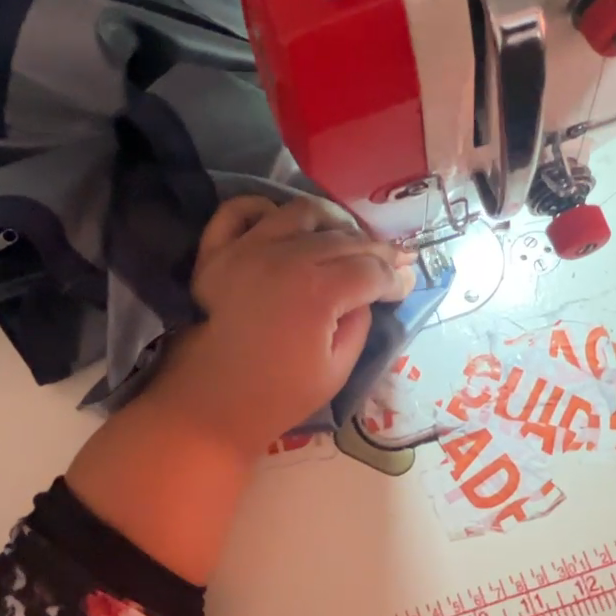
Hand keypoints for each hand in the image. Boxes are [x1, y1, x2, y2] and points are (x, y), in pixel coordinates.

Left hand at [139, 195, 415, 456]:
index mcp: (319, 292)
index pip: (372, 269)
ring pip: (301, 212)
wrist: (209, 406)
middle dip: (375, 250)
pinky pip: (240, 211)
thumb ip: (359, 324)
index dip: (396, 277)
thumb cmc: (277, 396)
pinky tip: (282, 222)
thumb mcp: (337, 371)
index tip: (406, 285)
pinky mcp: (216, 253)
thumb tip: (369, 294)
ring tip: (343, 238)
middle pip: (344, 238)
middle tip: (389, 263)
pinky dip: (263, 209)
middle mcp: (286, 258)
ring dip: (331, 222)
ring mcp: (247, 249)